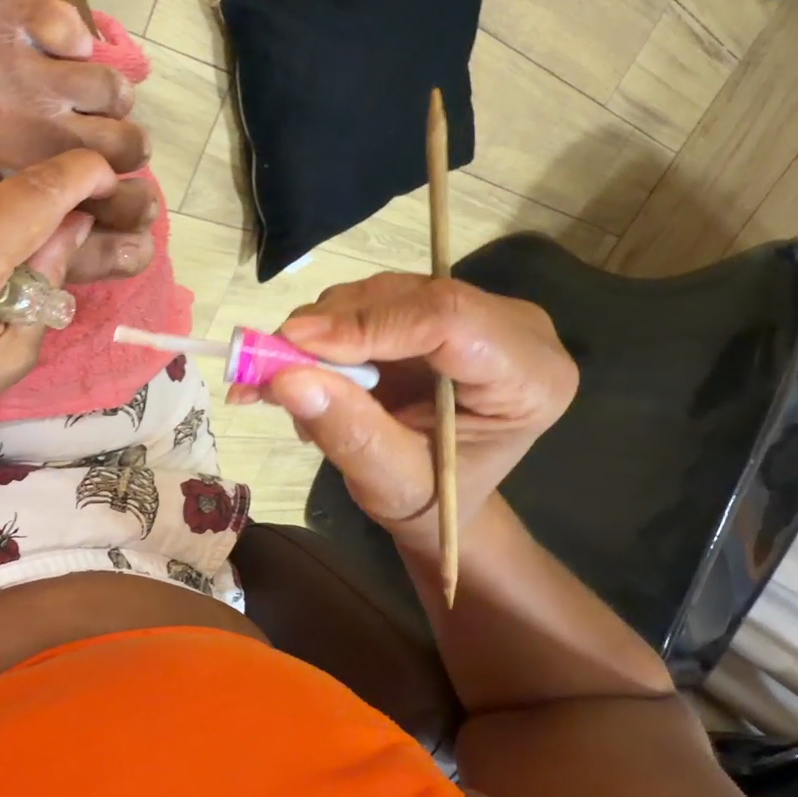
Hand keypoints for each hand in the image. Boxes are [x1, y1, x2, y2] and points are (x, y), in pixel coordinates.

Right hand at [248, 275, 577, 555]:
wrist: (440, 502)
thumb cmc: (430, 504)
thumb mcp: (389, 481)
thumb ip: (346, 430)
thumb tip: (285, 378)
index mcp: (530, 377)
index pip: (449, 319)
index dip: (367, 324)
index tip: (294, 344)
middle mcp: (511, 330)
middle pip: (411, 297)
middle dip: (331, 325)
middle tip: (266, 360)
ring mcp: (471, 314)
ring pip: (381, 292)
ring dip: (320, 328)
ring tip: (280, 379)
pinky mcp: (432, 312)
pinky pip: (368, 301)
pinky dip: (322, 332)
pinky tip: (296, 369)